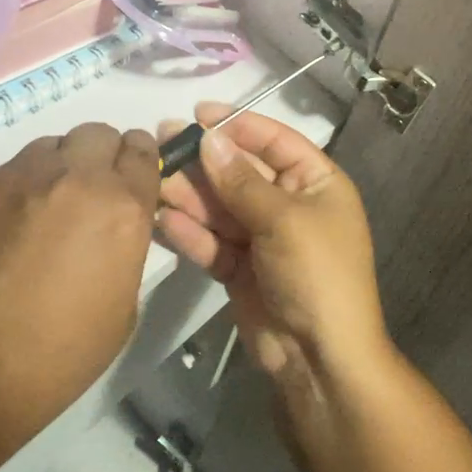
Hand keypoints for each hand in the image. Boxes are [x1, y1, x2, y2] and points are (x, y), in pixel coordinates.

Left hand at [0, 123, 161, 454]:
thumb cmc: (51, 361)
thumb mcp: (121, 311)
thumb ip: (126, 250)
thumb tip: (115, 231)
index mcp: (122, 208)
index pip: (144, 152)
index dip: (140, 166)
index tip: (133, 184)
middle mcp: (76, 178)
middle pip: (99, 134)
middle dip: (102, 158)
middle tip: (92, 196)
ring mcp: (20, 177)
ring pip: (53, 145)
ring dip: (61, 167)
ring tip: (47, 209)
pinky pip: (12, 169)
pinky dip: (21, 186)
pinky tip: (8, 228)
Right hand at [156, 103, 391, 385]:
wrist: (320, 359)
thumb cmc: (316, 273)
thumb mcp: (283, 219)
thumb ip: (242, 180)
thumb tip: (209, 138)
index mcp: (317, 182)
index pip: (275, 141)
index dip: (238, 125)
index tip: (198, 113)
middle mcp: (291, 204)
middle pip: (242, 172)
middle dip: (204, 160)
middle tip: (161, 142)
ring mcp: (265, 239)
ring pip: (222, 207)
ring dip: (189, 194)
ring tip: (151, 178)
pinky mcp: (241, 270)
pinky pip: (213, 242)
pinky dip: (190, 233)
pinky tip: (161, 219)